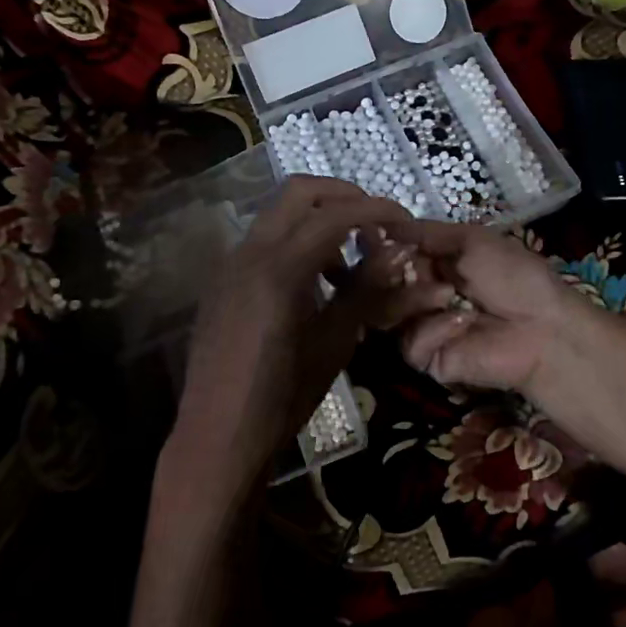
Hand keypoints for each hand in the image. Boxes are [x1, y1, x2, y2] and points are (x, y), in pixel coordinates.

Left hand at [167, 178, 413, 497]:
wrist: (218, 434)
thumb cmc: (282, 397)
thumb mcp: (333, 343)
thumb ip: (365, 290)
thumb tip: (401, 250)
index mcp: (279, 268)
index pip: (336, 214)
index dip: (378, 211)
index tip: (407, 225)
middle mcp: (249, 252)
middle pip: (298, 192)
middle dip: (343, 197)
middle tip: (376, 226)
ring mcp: (229, 265)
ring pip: (277, 217)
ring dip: (316, 224)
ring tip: (347, 270)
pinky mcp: (221, 281)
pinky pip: (261, 244)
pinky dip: (293, 246)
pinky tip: (311, 288)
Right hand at [388, 220, 603, 393]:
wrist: (544, 329)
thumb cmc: (514, 278)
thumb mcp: (470, 240)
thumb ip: (424, 232)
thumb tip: (376, 222)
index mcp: (428, 264)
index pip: (382, 255)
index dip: (375, 246)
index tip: (373, 236)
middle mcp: (416, 294)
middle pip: (372, 285)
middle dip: (383, 270)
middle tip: (401, 263)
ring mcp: (418, 327)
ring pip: (383, 313)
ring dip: (413, 298)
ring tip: (447, 294)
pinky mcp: (426, 358)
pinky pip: (410, 342)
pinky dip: (435, 329)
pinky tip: (464, 324)